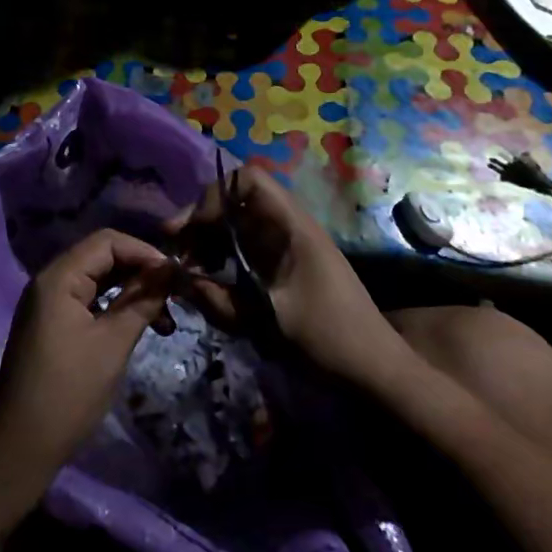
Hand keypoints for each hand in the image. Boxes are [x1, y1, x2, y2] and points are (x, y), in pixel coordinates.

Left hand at [0, 230, 173, 474]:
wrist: (21, 446)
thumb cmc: (69, 392)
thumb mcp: (114, 343)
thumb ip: (143, 300)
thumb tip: (171, 269)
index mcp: (59, 278)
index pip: (108, 242)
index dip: (144, 252)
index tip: (175, 277)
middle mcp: (50, 281)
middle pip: (103, 257)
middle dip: (141, 273)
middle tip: (174, 299)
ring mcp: (49, 302)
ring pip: (98, 279)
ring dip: (132, 292)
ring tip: (164, 321)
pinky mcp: (52, 323)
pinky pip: (89, 299)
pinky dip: (116, 306)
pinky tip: (140, 325)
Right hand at [169, 166, 412, 388]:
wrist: (376, 371)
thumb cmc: (327, 340)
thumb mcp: (266, 322)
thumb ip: (218, 299)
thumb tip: (176, 280)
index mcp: (293, 226)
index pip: (248, 180)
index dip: (214, 195)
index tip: (191, 229)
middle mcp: (289, 226)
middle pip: (238, 202)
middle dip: (203, 221)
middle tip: (176, 251)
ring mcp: (289, 246)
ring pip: (240, 225)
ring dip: (211, 240)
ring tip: (188, 268)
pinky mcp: (286, 266)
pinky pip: (248, 247)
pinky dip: (224, 257)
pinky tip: (211, 280)